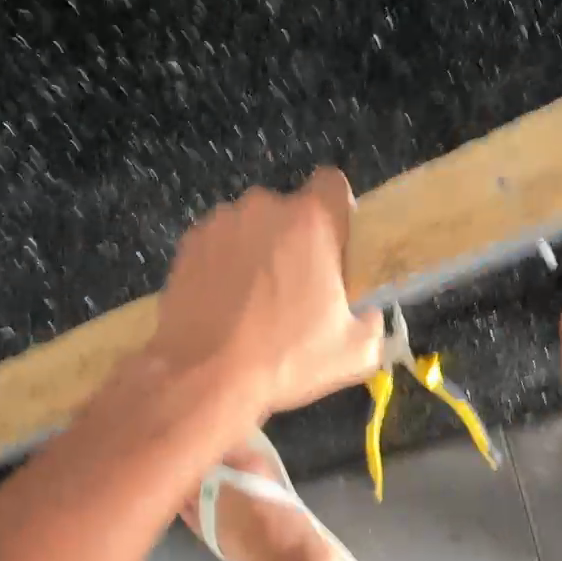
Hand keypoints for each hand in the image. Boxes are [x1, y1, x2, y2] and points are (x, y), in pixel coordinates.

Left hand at [149, 168, 384, 416]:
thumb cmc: (285, 359)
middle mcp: (264, 207)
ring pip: (254, 227)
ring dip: (260, 251)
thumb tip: (366, 314)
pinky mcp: (189, 243)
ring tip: (255, 301)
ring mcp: (221, 222)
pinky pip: (221, 243)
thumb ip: (372, 322)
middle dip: (297, 240)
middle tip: (298, 288)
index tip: (336, 247)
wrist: (203, 377)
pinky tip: (225, 304)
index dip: (338, 211)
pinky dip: (226, 264)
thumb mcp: (355, 353)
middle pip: (292, 211)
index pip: (334, 183)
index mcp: (311, 221)